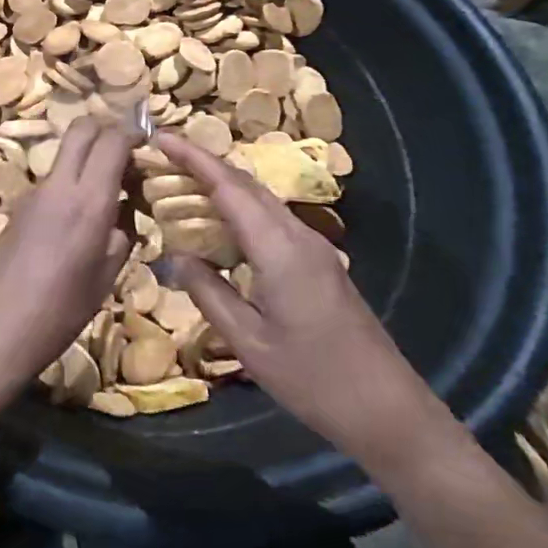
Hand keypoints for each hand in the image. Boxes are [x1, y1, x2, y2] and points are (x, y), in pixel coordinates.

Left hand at [0, 116, 132, 379]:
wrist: (1, 321)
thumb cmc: (64, 307)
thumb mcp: (108, 273)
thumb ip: (121, 232)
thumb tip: (124, 209)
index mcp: (89, 200)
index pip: (112, 140)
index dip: (133, 132)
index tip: (147, 143)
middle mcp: (59, 185)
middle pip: (81, 128)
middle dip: (106, 129)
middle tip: (125, 155)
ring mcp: (33, 192)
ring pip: (64, 153)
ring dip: (86, 158)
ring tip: (105, 192)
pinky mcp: (18, 204)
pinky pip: (51, 180)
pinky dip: (69, 182)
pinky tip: (76, 217)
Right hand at [151, 134, 441, 461]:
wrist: (388, 411)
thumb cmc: (313, 378)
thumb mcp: (247, 341)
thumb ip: (208, 292)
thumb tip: (178, 255)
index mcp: (279, 249)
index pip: (228, 188)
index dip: (192, 158)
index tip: (159, 136)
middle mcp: (297, 237)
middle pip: (246, 184)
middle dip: (203, 163)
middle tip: (161, 155)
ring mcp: (312, 248)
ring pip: (260, 200)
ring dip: (221, 184)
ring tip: (180, 182)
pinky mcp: (317, 263)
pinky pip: (270, 219)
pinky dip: (237, 208)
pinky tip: (217, 222)